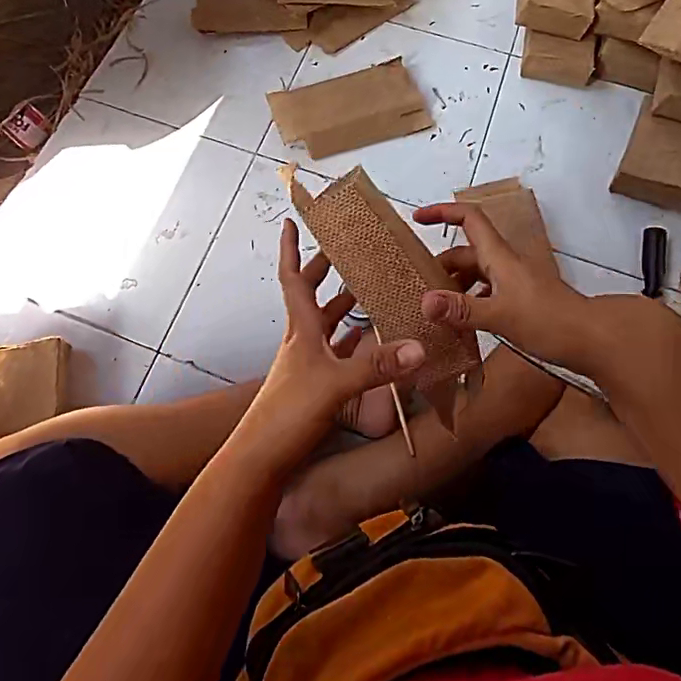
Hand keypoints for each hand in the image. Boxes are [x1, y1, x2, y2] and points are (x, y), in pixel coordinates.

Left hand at [229, 220, 425, 476]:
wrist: (262, 458)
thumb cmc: (287, 415)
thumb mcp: (335, 385)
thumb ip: (377, 366)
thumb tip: (417, 346)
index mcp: (301, 329)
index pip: (294, 278)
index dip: (292, 249)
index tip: (291, 223)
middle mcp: (301, 340)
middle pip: (310, 295)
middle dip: (324, 270)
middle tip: (344, 251)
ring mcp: (307, 363)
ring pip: (325, 323)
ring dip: (341, 304)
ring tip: (364, 289)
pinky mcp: (315, 385)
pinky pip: (336, 353)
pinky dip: (352, 341)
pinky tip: (368, 340)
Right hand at [411, 202, 680, 394]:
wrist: (596, 341)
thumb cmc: (553, 322)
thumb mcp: (500, 316)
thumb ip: (462, 309)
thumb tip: (426, 302)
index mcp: (500, 257)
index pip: (469, 219)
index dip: (443, 212)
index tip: (419, 217)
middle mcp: (505, 264)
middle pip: (465, 252)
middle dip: (440, 265)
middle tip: (419, 286)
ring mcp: (514, 282)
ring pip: (475, 274)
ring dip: (454, 286)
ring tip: (437, 308)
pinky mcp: (520, 301)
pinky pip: (486, 293)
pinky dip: (470, 302)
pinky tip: (462, 323)